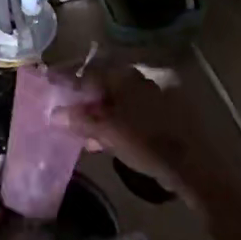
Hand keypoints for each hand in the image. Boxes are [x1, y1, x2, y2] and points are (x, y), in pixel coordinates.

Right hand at [53, 63, 212, 203]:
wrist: (190, 166)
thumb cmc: (145, 141)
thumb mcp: (106, 132)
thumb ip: (79, 120)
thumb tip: (54, 114)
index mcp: (123, 76)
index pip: (87, 73)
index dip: (66, 82)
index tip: (49, 87)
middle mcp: (136, 80)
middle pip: (100, 87)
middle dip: (81, 102)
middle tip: (64, 116)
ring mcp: (148, 97)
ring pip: (113, 102)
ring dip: (95, 116)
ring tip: (81, 136)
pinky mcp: (156, 116)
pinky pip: (125, 114)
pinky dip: (111, 123)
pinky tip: (101, 142)